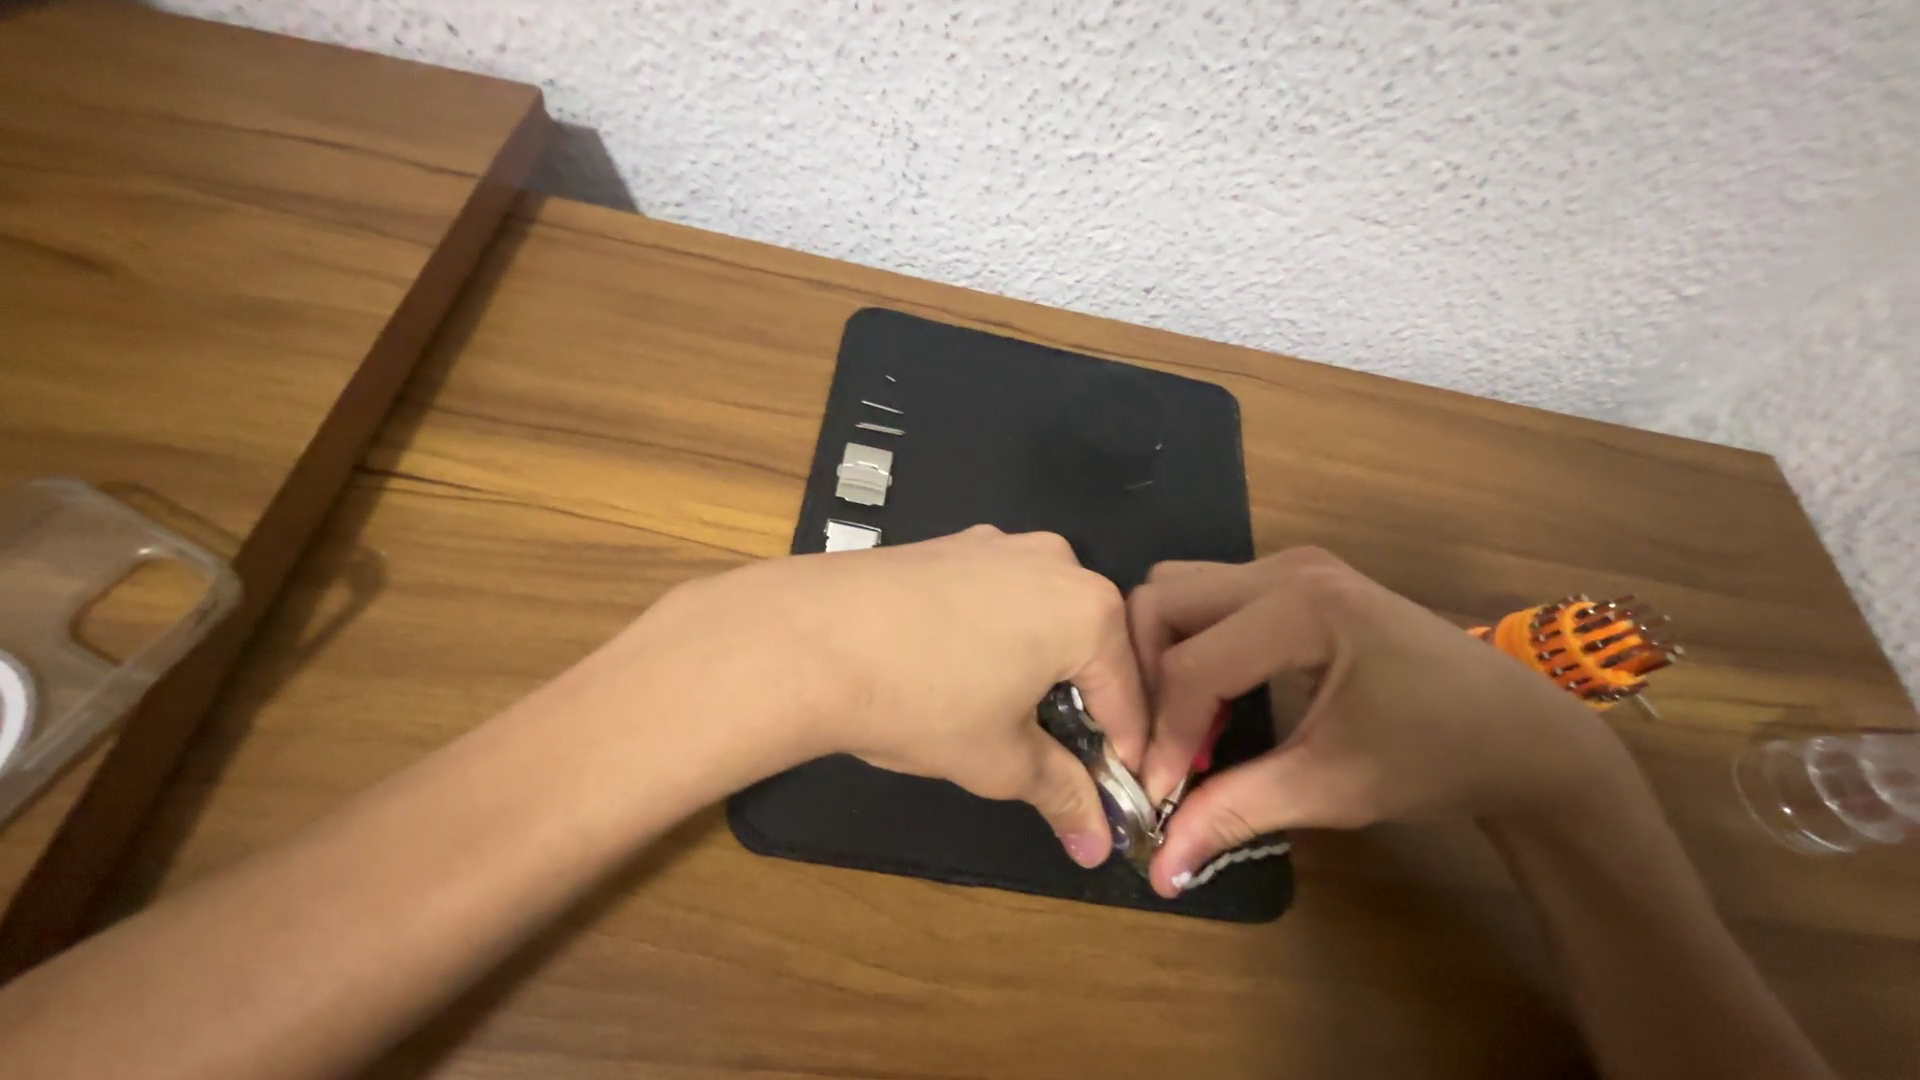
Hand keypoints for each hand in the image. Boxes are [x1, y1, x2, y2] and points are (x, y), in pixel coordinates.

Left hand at [626, 526, 1148, 866]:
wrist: (811, 637)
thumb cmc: (925, 701)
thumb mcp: (1000, 760)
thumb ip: (1061, 793)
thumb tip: (1096, 843)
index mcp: (1089, 609)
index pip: (1129, 696)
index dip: (1124, 755)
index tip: (1114, 797)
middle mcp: (1056, 562)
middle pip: (1091, 646)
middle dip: (1083, 706)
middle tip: (1059, 758)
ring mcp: (1000, 544)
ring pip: (1044, 616)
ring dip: (1040, 666)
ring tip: (1006, 714)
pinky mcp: (954, 542)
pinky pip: (1000, 595)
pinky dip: (1000, 634)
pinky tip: (961, 666)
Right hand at [1128, 546, 1635, 895]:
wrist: (1519, 731)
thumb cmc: (1435, 758)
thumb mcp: (1330, 788)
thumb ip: (1234, 813)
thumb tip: (1158, 870)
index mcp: (1303, 609)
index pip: (1191, 664)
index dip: (1163, 733)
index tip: (1156, 794)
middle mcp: (1285, 568)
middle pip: (1161, 601)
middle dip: (1143, 675)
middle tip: (1157, 743)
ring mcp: (1289, 565)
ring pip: (1177, 590)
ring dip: (1160, 653)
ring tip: (1180, 720)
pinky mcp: (1292, 578)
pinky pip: (1207, 596)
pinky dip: (1189, 642)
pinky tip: (1212, 695)